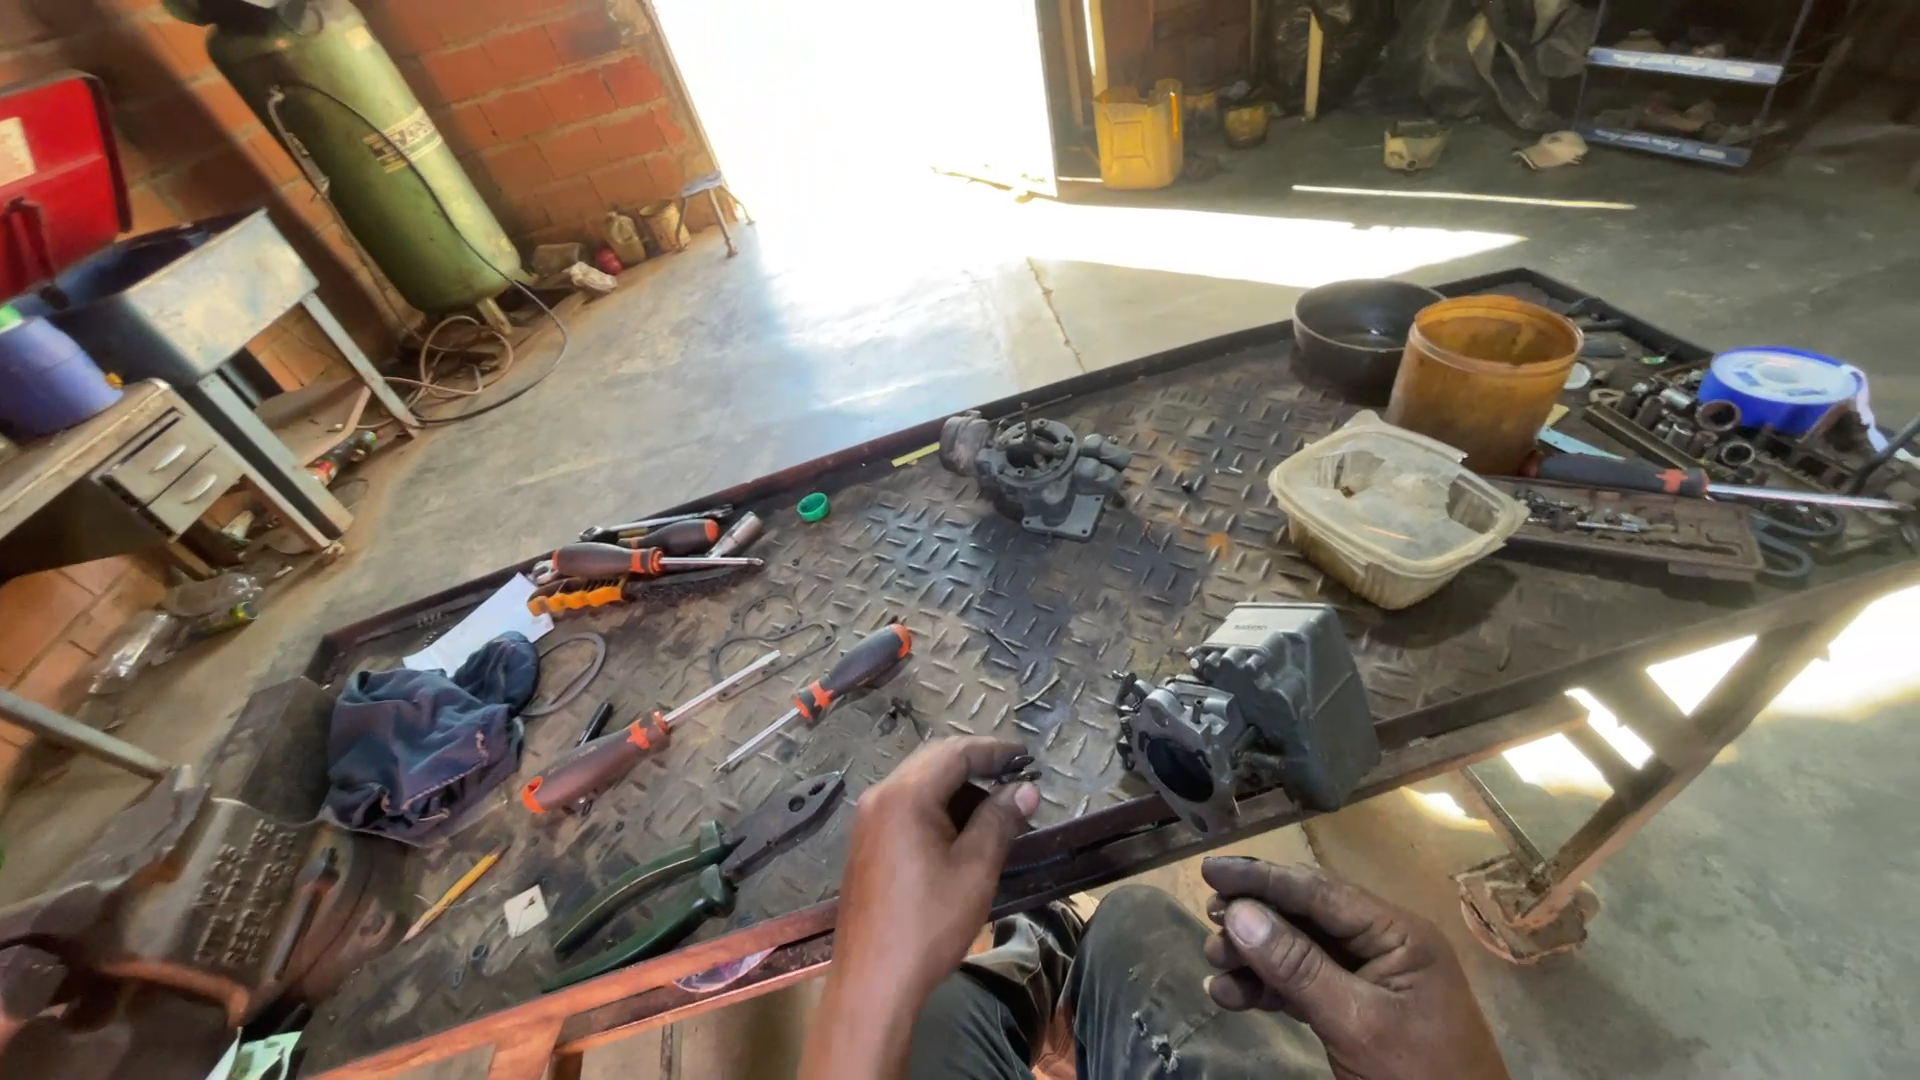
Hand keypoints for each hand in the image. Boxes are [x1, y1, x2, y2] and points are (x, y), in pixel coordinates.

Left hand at [800, 737, 1038, 1079]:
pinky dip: (937, 808)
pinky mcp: (866, 841)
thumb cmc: (928, 923)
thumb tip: (1026, 789)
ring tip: (995, 813)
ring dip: (958, 790)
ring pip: (920, 784)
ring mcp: (868, 819)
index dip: (994, 751)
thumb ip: (1000, 820)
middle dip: (976, 767)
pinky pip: (905, 807)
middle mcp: (880, 796)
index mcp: (905, 795)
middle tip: (1014, 780)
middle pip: (934, 762)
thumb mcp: (975, 869)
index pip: (955, 753)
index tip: (1025, 757)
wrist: (873, 982)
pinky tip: (961, 833)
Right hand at [1201, 857, 1508, 1079]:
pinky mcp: (1353, 1010)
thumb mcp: (1357, 1024)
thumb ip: (1297, 966)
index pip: (1318, 891)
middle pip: (1302, 915)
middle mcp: (1381, 945)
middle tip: (1209, 918)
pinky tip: (1228, 995)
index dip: (1260, 877)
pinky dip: (1264, 987)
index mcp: (1398, 935)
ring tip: (1214, 962)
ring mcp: (1368, 978)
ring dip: (1252, 955)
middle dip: (1252, 917)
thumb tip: (1237, 912)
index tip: (1209, 869)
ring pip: (1295, 949)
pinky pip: (1300, 984)